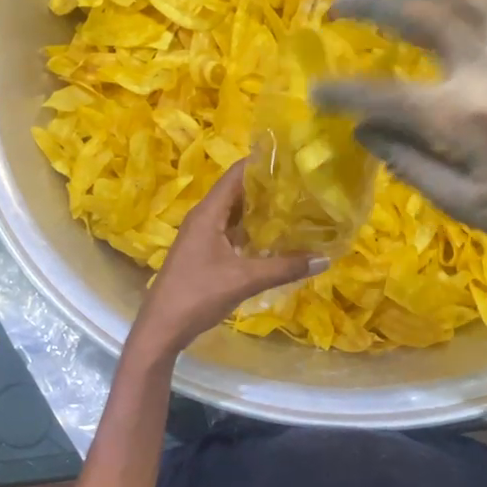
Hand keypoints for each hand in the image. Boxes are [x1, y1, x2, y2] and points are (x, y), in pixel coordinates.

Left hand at [129, 163, 323, 356]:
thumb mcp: (244, 279)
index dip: (262, 163)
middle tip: (302, 185)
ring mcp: (201, 237)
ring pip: (234, 215)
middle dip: (267, 188)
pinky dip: (251, 233)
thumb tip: (324, 259)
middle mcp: (203, 218)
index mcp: (208, 213)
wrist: (162, 327)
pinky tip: (274, 240)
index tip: (293, 159)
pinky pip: (230, 234)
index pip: (236, 174)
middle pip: (237, 192)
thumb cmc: (198, 295)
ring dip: (259, 212)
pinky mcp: (203, 255)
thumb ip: (284, 267)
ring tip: (295, 207)